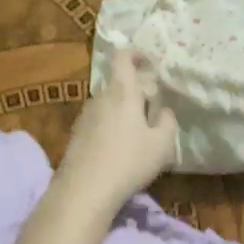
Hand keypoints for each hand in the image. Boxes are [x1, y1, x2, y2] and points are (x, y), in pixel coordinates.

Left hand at [53, 49, 178, 209]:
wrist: (85, 189)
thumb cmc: (129, 161)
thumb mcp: (162, 143)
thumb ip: (167, 121)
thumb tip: (163, 110)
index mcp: (122, 92)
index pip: (123, 56)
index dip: (137, 54)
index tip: (150, 64)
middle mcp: (100, 97)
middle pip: (118, 83)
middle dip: (136, 91)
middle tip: (152, 110)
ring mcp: (84, 116)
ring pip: (108, 104)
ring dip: (123, 111)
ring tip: (138, 134)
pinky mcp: (76, 135)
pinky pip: (98, 121)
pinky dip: (111, 126)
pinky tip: (119, 149)